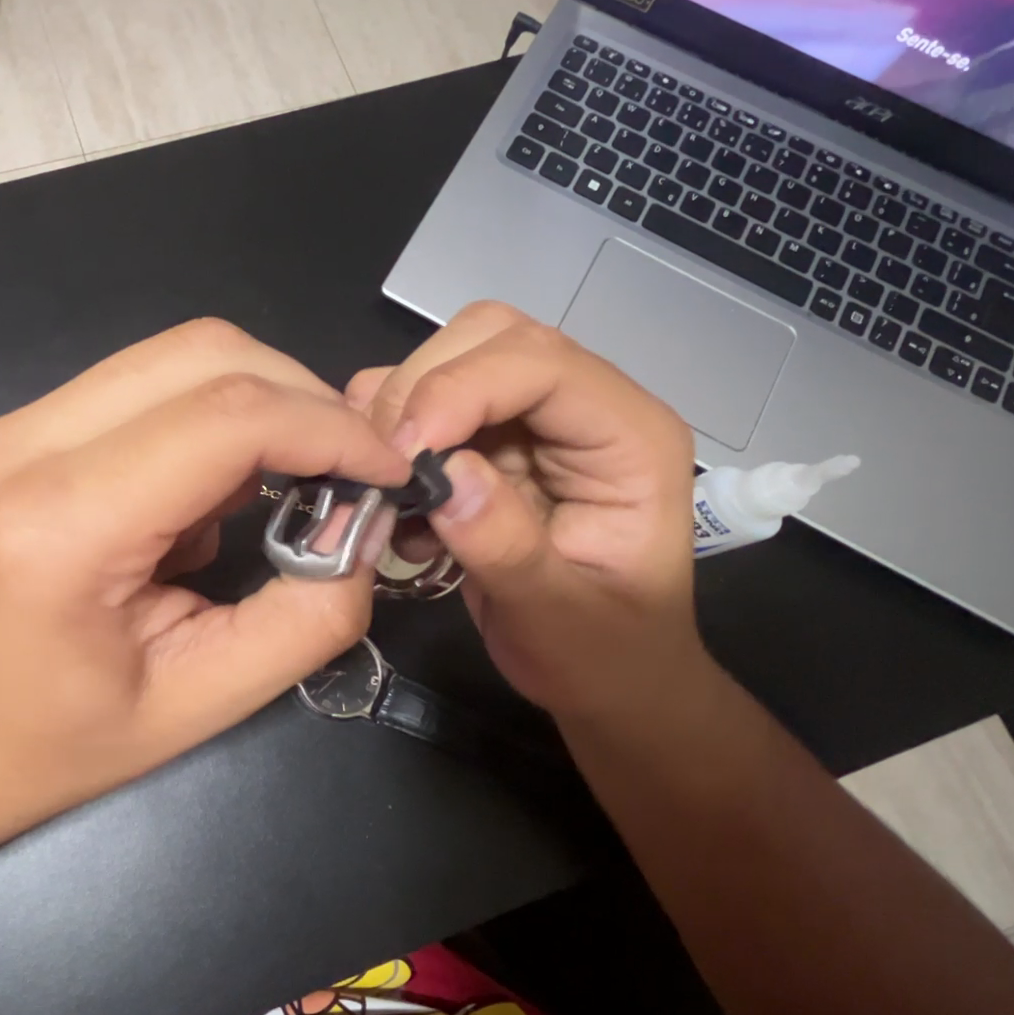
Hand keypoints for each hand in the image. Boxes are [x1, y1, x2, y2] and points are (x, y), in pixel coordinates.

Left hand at [0, 319, 409, 829]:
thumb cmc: (78, 734)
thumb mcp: (210, 700)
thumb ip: (308, 614)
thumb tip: (365, 520)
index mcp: (60, 529)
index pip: (223, 419)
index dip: (327, 428)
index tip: (387, 469)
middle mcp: (20, 450)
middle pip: (203, 356)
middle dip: (302, 401)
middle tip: (347, 470)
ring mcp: (12, 425)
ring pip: (178, 356)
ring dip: (260, 403)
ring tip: (285, 483)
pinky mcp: (23, 423)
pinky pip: (149, 379)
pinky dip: (214, 414)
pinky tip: (219, 486)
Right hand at [347, 301, 702, 716]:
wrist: (602, 678)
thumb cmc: (600, 655)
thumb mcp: (559, 618)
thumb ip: (507, 547)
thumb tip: (445, 475)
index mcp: (628, 438)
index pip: (541, 363)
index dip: (461, 390)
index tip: (403, 456)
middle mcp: (582, 408)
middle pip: (490, 336)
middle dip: (421, 390)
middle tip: (385, 468)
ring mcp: (533, 418)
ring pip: (449, 358)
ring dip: (398, 412)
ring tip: (386, 488)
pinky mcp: (490, 438)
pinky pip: (424, 401)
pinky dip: (389, 434)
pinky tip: (394, 496)